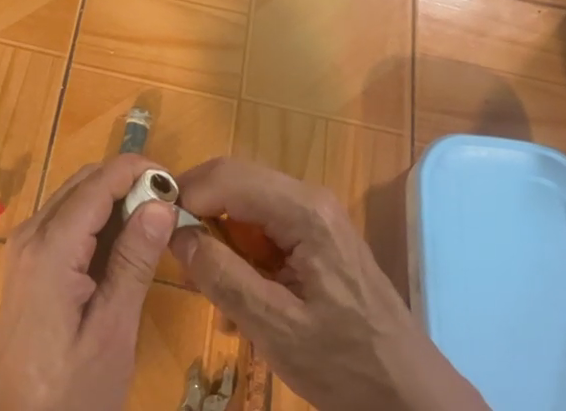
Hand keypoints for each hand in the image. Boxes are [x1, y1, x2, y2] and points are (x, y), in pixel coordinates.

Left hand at [0, 156, 176, 410]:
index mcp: (50, 248)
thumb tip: (161, 202)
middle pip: (84, 183)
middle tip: (171, 205)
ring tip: (155, 224)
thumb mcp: (112, 330)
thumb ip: (135, 263)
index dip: (138, 170)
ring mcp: (24, 247)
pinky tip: (124, 246)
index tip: (178, 182)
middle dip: (128, 182)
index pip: (98, 182)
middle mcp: (31, 234)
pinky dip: (97, 220)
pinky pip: (65, 221)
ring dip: (114, 199)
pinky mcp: (27, 262)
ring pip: (75, 198)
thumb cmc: (70, 390)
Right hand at [172, 158, 487, 410]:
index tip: (154, 227)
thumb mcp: (274, 327)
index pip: (227, 176)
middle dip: (199, 213)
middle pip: (235, 182)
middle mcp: (310, 199)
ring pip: (245, 205)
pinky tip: (237, 298)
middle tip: (175, 257)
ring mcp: (316, 217)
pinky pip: (263, 228)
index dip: (185, 194)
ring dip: (218, 238)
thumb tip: (175, 232)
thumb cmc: (345, 363)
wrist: (410, 395)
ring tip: (206, 288)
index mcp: (304, 211)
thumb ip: (221, 275)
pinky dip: (240, 254)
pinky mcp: (317, 238)